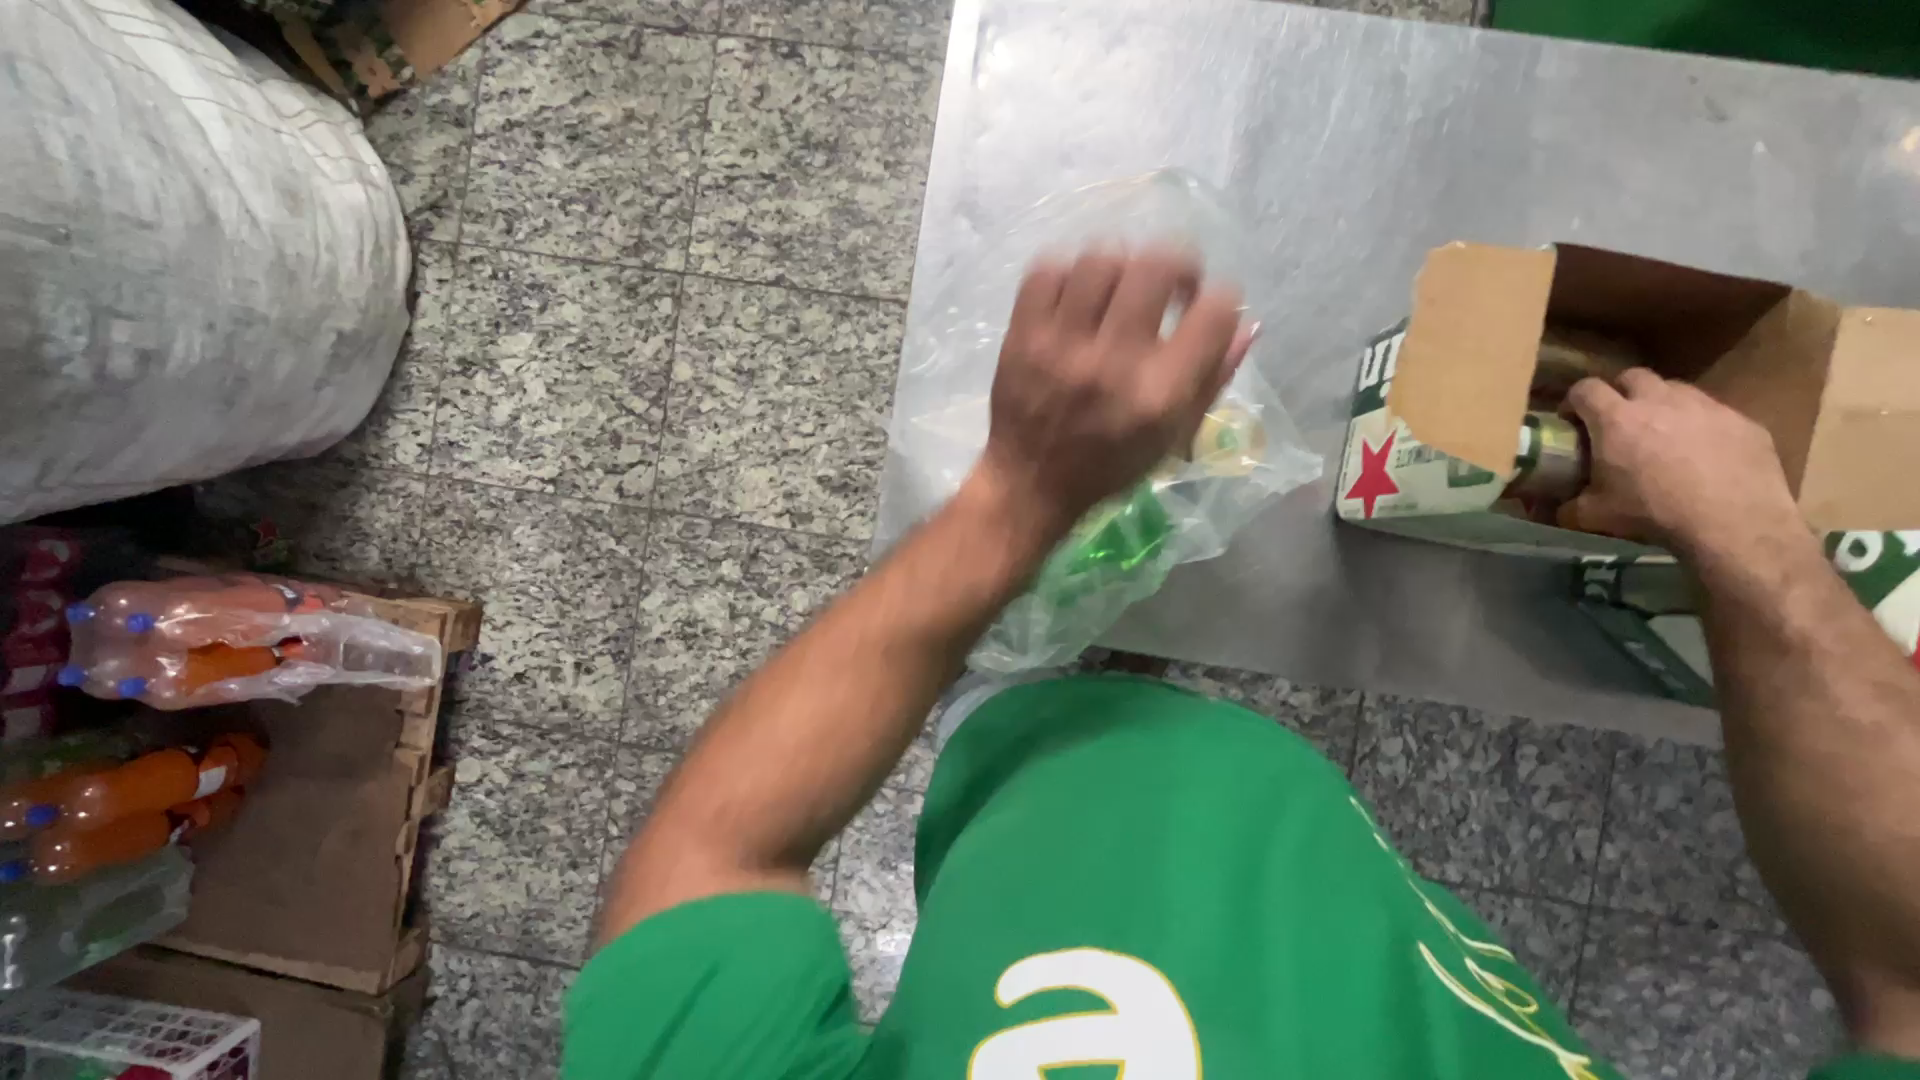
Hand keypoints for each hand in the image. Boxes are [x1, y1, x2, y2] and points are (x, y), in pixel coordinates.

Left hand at [968, 248, 1253, 538]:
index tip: (1205, 305)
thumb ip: (1213, 378)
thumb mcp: (1172, 437)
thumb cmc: (1109, 465)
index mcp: (1160, 395)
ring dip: (1122, 263)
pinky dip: (1070, 271)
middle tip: (1170, 283)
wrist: (1029, 484)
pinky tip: (1079, 291)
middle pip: (1157, 267)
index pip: (1213, 311)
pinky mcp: (1022, 336)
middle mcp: (1113, 363)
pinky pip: (1046, 270)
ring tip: (1121, 285)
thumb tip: (1248, 323)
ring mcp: (1061, 345)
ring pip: (1100, 260)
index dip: (1220, 298)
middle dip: (1177, 263)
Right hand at [1559, 369, 1803, 557]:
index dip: (1574, 401)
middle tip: (1617, 420)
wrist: (1732, 522)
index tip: (1572, 420)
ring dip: (1662, 404)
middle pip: (1633, 376)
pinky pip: (1714, 412)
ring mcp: (1706, 407)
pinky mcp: (1743, 421)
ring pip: (1676, 389)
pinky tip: (1702, 453)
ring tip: (1662, 433)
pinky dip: (1700, 425)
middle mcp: (1659, 402)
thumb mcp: (1595, 514)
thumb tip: (1556, 508)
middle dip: (1620, 392)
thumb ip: (1568, 505)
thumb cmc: (1653, 512)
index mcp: (1616, 419)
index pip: (1585, 388)